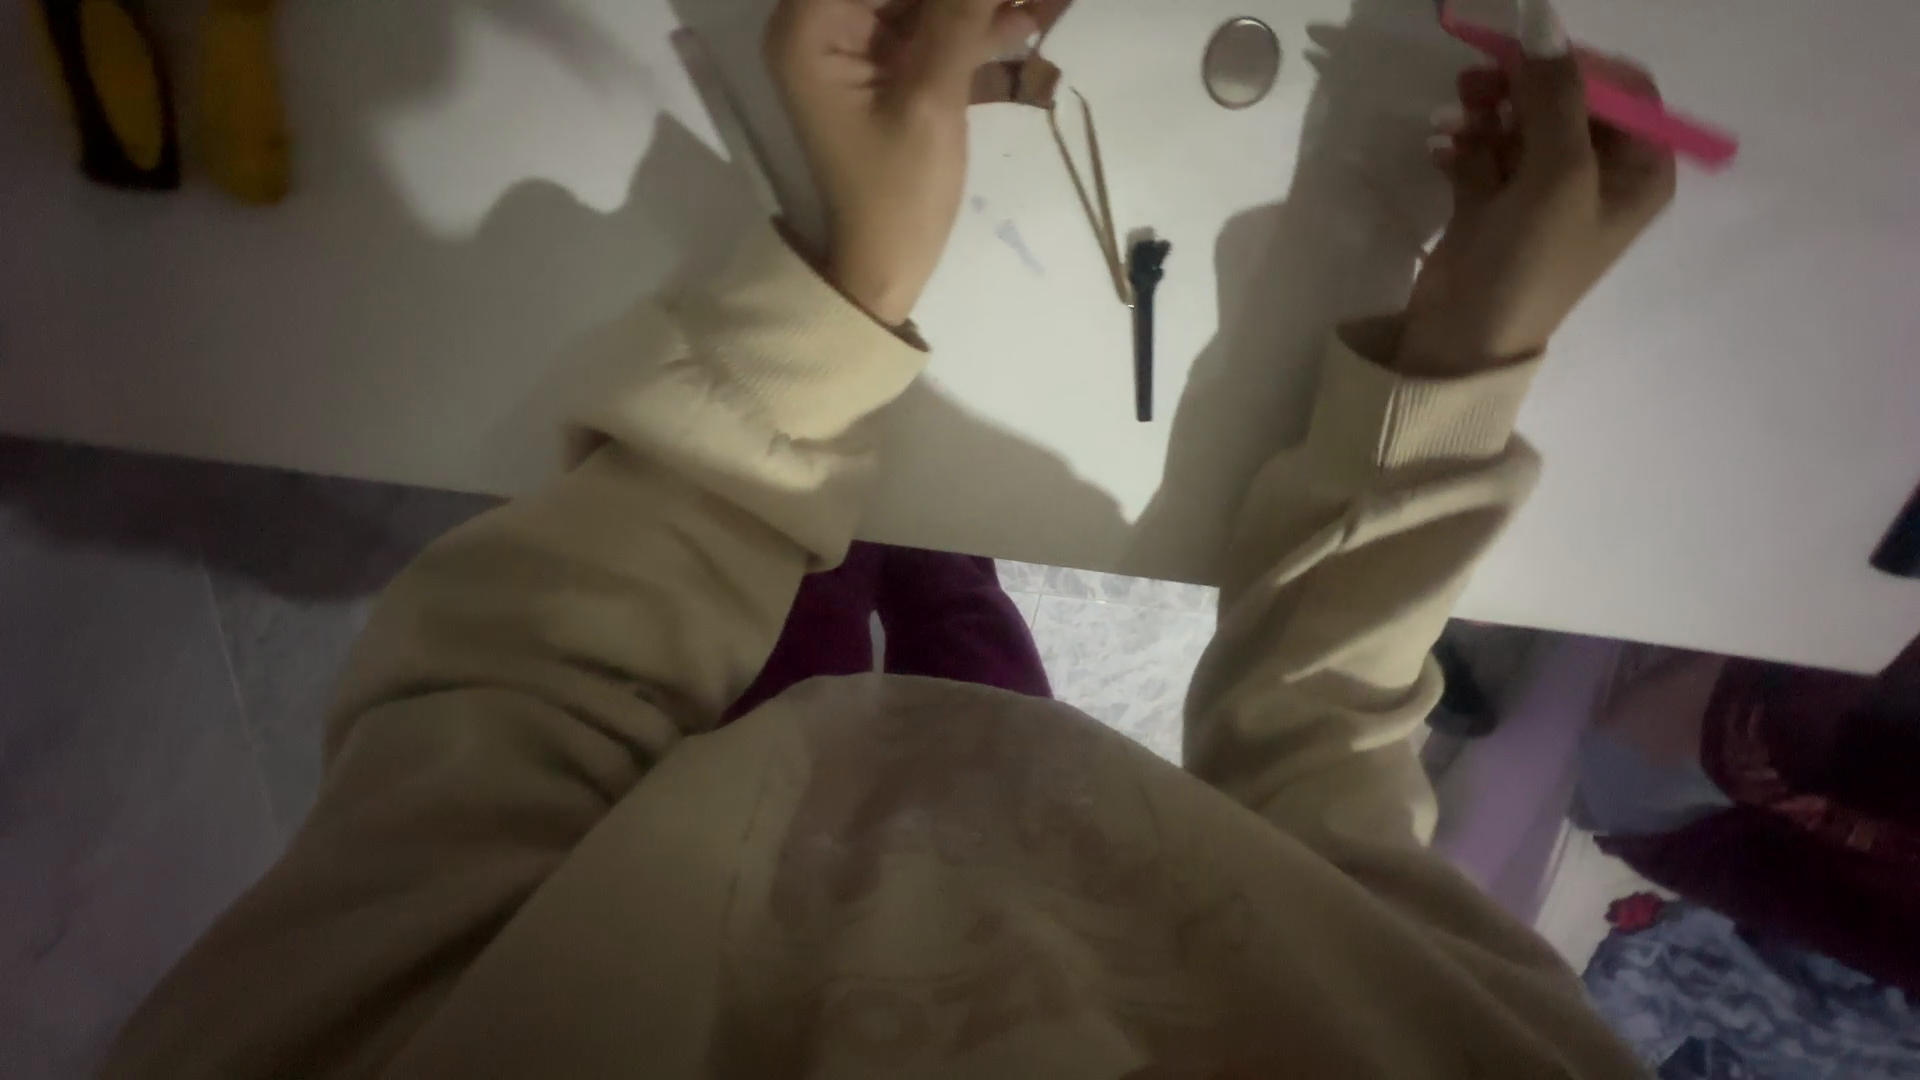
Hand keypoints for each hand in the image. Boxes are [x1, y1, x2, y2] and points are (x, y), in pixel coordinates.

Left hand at [766, 0, 1036, 325]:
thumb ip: (959, 16)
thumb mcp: (930, 101)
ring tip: (1045, 1)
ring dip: (983, 4)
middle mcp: (825, 24)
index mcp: (810, 26)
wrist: (888, 265)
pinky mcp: (889, 73)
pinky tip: (1036, 15)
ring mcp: (859, 48)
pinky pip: (937, 31)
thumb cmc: (899, 195)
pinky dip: (980, 28)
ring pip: (928, 3)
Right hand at [1402, 14, 1676, 376]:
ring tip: (1449, 116)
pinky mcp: (1488, 211)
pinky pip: (1480, 159)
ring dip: (1484, 116)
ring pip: (1516, 130)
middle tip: (1472, 79)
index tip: (1524, 55)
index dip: (1576, 65)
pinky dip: (1461, 148)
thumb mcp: (1557, 177)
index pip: (1621, 92)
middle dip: (1521, 89)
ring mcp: (1536, 196)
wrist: (1462, 340)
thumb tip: (1541, 34)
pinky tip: (1438, 149)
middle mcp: (1592, 178)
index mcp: (1635, 171)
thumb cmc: (1527, 264)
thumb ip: (1555, 100)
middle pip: (1563, 106)